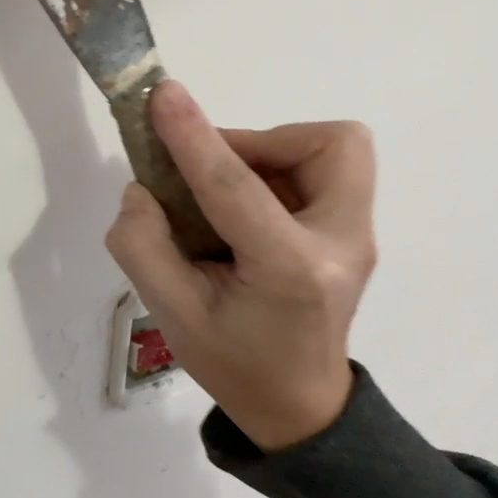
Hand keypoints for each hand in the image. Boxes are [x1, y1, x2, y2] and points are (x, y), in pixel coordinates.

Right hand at [106, 81, 377, 449]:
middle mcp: (341, 242)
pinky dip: (271, 174)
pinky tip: (237, 211)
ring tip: (216, 192)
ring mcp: (356, 235)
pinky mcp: (351, 231)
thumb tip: (142, 190)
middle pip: (330, 145)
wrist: (297, 401)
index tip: (162, 95)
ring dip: (265, 156)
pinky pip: (319, 172)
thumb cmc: (229, 360)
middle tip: (208, 169)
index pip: (235, 185)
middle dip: (261, 140)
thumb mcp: (168, 310)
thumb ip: (141, 244)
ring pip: (330, 152)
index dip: (193, 136)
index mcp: (291, 269)